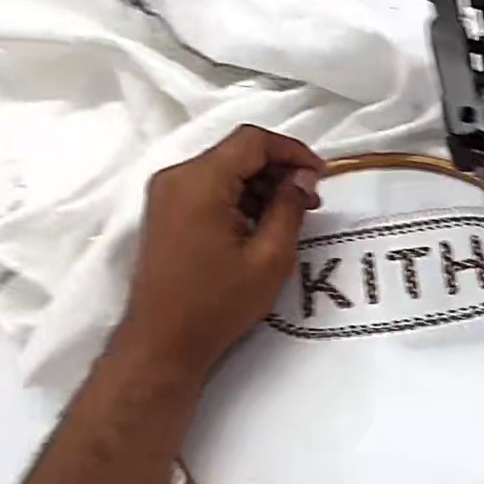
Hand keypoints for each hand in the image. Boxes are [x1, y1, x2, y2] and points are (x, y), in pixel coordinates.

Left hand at [112, 125, 323, 378]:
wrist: (163, 341)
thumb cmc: (218, 303)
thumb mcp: (269, 257)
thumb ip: (290, 208)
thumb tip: (302, 177)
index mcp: (199, 183)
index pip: (252, 141)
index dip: (292, 151)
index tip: (320, 174)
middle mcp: (176, 177)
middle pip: (237, 152)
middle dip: (279, 169)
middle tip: (311, 198)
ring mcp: (166, 193)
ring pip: (225, 169)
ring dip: (262, 184)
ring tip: (291, 214)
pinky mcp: (166, 211)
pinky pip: (210, 188)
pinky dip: (240, 196)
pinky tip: (263, 223)